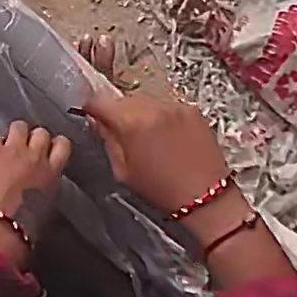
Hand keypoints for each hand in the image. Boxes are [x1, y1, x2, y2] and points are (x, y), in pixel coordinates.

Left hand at [0, 122, 70, 266]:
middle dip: (34, 139)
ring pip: (20, 125)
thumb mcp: (45, 213)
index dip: (54, 145)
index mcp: (53, 174)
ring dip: (16, 134)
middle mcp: (35, 157)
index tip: (47, 152)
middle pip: (41, 132)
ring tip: (9, 147)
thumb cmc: (20, 232)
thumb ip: (46, 191)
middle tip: (26, 151)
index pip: (63, 144)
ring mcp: (11, 150)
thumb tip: (41, 188)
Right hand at [81, 87, 228, 212]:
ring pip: (145, 100)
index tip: (92, 115)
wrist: (205, 198)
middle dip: (117, 112)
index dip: (91, 108)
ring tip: (147, 136)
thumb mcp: (122, 170)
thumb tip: (97, 121)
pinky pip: (166, 105)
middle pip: (123, 99)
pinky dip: (161, 115)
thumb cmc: (160, 189)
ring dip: (139, 112)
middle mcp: (152, 107)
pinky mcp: (192, 110)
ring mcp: (174, 106)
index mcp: (130, 122)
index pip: (99, 101)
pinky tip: (167, 136)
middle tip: (121, 132)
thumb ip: (107, 140)